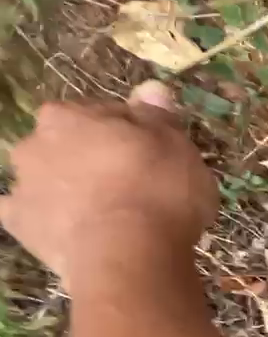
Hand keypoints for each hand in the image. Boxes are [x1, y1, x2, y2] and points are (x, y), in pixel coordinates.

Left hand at [0, 82, 217, 295]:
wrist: (126, 249)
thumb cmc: (159, 190)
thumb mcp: (177, 148)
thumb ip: (158, 118)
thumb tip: (153, 88)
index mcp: (70, 118)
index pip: (105, 114)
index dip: (135, 133)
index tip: (160, 155)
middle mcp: (35, 142)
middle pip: (70, 144)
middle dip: (96, 158)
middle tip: (138, 184)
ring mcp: (22, 182)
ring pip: (50, 177)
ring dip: (74, 186)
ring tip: (115, 212)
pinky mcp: (20, 221)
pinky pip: (35, 213)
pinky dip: (54, 218)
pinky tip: (79, 230)